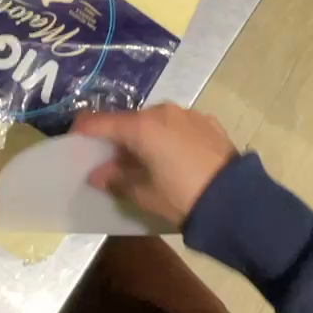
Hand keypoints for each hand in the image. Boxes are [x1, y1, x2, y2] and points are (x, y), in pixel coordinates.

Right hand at [73, 104, 236, 225]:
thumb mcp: (145, 194)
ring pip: (154, 120)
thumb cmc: (183, 197)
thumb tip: (98, 173)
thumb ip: (117, 180)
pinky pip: (177, 125)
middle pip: (128, 120)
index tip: (74, 142)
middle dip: (117, 138)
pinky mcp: (207, 121)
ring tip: (146, 161)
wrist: (237, 201)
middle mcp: (162, 111)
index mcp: (141, 127)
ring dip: (144, 137)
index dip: (82, 131)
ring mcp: (187, 113)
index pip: (99, 121)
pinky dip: (169, 137)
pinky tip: (174, 158)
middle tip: (113, 161)